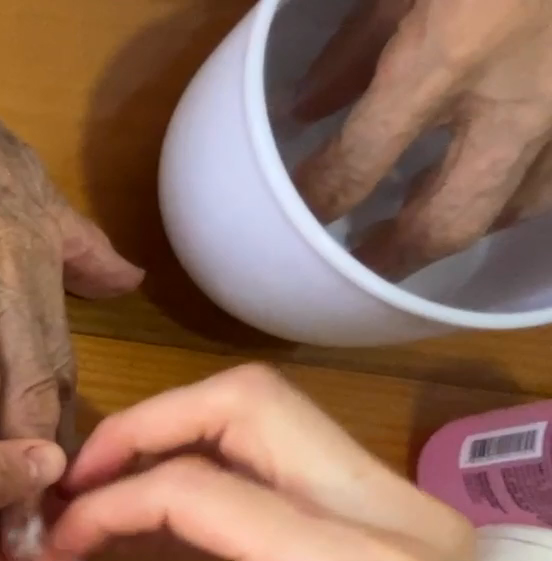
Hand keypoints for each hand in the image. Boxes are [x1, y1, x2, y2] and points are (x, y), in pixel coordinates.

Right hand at [30, 365, 508, 560]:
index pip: (195, 489)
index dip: (104, 506)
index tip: (59, 546)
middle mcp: (395, 512)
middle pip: (249, 402)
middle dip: (142, 425)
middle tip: (82, 475)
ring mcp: (406, 501)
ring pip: (269, 409)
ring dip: (174, 433)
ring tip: (114, 481)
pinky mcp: (396, 506)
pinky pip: (286, 443)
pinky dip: (209, 454)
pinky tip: (168, 500)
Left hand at [296, 0, 551, 280]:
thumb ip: (358, 44)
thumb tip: (306, 108)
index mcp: (450, 60)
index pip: (351, 171)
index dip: (314, 203)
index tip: (290, 215)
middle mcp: (527, 97)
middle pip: (452, 219)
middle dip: (399, 253)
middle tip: (361, 261)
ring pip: (531, 200)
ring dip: (475, 219)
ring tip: (429, 224)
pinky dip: (537, 180)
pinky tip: (507, 178)